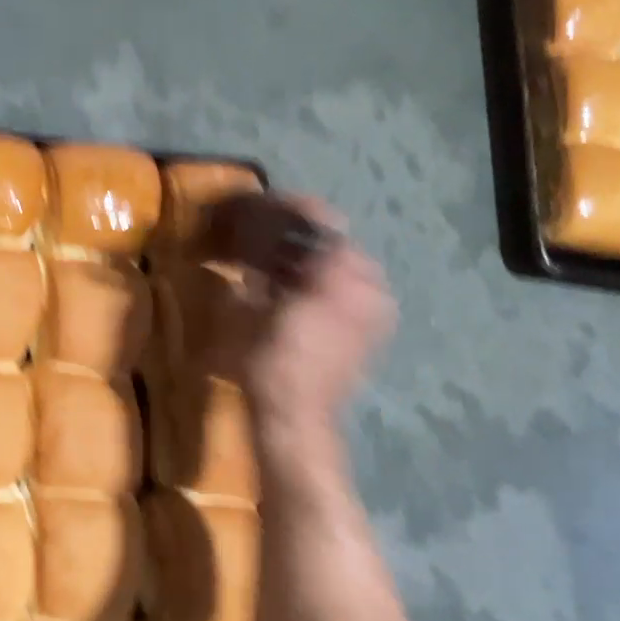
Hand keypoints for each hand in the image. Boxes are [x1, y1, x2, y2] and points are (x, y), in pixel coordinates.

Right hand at [235, 198, 394, 429]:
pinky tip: (297, 291)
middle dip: (301, 238)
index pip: (321, 221)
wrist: (297, 415)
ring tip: (278, 264)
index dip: (290, 209)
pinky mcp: (373, 329)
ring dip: (313, 261)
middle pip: (335, 242)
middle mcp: (369, 284)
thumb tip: (243, 254)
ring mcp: (376, 308)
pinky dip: (326, 282)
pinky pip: (352, 289)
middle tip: (266, 238)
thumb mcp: (245, 311)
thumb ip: (251, 274)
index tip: (264, 205)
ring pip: (344, 266)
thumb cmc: (268, 362)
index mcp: (339, 273)